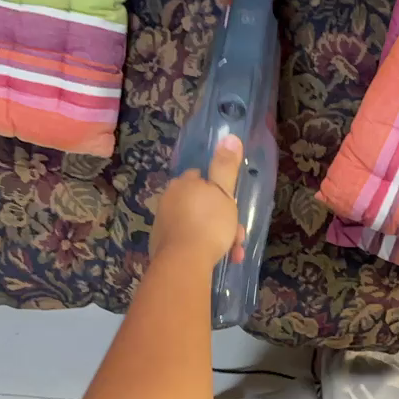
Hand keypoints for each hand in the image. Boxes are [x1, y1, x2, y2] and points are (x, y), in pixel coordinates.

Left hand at [150, 134, 244, 266]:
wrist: (184, 262)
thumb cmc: (208, 224)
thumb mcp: (224, 193)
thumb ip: (226, 166)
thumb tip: (229, 136)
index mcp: (182, 184)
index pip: (201, 177)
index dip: (219, 190)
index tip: (231, 205)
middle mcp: (168, 200)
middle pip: (201, 205)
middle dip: (222, 219)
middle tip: (236, 236)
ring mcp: (163, 224)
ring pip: (197, 225)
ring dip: (218, 238)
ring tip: (232, 253)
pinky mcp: (162, 246)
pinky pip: (188, 242)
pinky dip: (203, 249)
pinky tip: (216, 260)